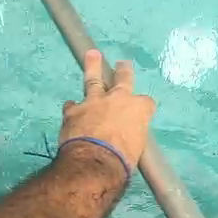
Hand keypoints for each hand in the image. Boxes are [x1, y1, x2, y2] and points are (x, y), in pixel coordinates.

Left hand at [58, 49, 155, 176]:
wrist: (95, 162)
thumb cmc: (123, 161)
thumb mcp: (136, 149)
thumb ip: (131, 137)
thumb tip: (125, 142)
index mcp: (139, 110)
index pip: (146, 103)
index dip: (143, 107)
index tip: (142, 112)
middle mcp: (118, 99)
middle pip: (123, 79)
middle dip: (124, 71)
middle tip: (123, 63)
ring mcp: (94, 101)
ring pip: (93, 79)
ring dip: (92, 66)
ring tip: (92, 55)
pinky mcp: (73, 110)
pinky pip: (72, 105)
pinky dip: (73, 107)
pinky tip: (71, 107)